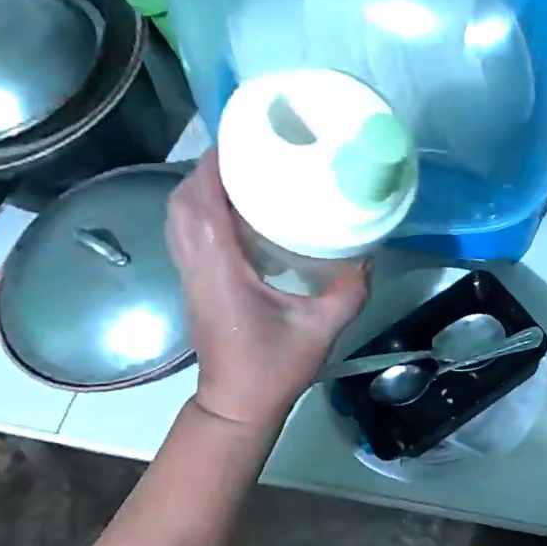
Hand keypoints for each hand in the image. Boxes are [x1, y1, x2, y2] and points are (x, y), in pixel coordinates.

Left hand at [165, 150, 369, 428]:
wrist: (236, 405)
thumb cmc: (273, 369)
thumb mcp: (320, 329)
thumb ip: (348, 290)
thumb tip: (368, 253)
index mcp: (221, 271)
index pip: (203, 206)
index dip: (214, 167)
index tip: (240, 140)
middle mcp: (197, 266)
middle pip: (183, 203)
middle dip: (208, 169)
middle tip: (247, 153)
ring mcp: (190, 275)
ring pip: (179, 217)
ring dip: (201, 188)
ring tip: (241, 173)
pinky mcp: (194, 283)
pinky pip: (186, 233)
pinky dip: (202, 209)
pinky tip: (236, 210)